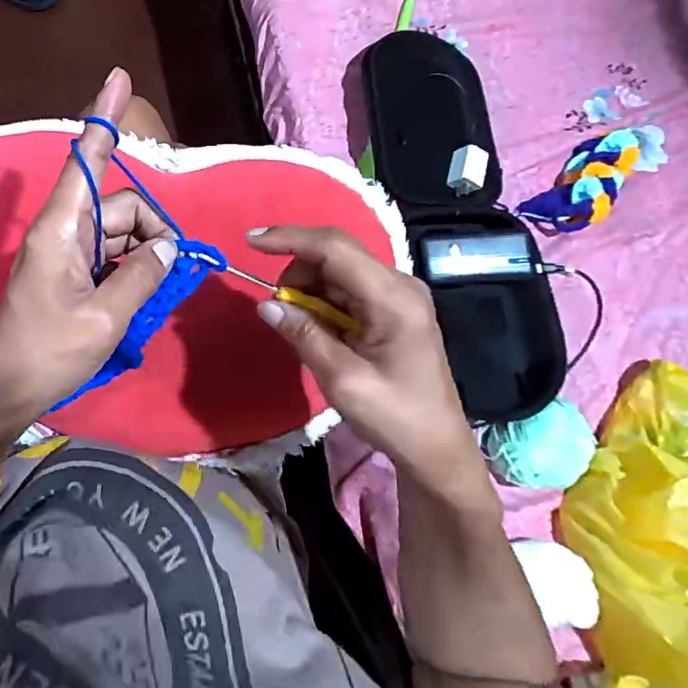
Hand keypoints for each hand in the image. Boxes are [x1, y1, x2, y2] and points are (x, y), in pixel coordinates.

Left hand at [0, 68, 177, 426]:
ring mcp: (65, 251)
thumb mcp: (106, 317)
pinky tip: (142, 291)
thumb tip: (169, 245)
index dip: (104, 120)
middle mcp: (63, 230)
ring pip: (119, 231)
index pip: (87, 161)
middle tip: (170, 267)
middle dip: (151, 228)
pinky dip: (131, 265)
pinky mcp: (68, 271)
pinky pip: (110, 253)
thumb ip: (142, 274)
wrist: (9, 390)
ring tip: (154, 288)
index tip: (118, 78)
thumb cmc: (51, 353)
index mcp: (63, 230)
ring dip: (143, 251)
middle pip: (120, 206)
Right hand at [248, 226, 491, 502]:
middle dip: (296, 272)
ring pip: (336, 271)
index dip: (291, 238)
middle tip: (278, 311)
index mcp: (393, 297)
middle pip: (335, 254)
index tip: (251, 242)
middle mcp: (398, 285)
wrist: (435, 448)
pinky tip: (317, 330)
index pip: (335, 248)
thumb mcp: (341, 380)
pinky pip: (346, 289)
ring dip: (307, 289)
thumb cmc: (394, 417)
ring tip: (299, 329)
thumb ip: (303, 335)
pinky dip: (321, 302)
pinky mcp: (391, 308)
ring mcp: (397, 295)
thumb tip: (266, 305)